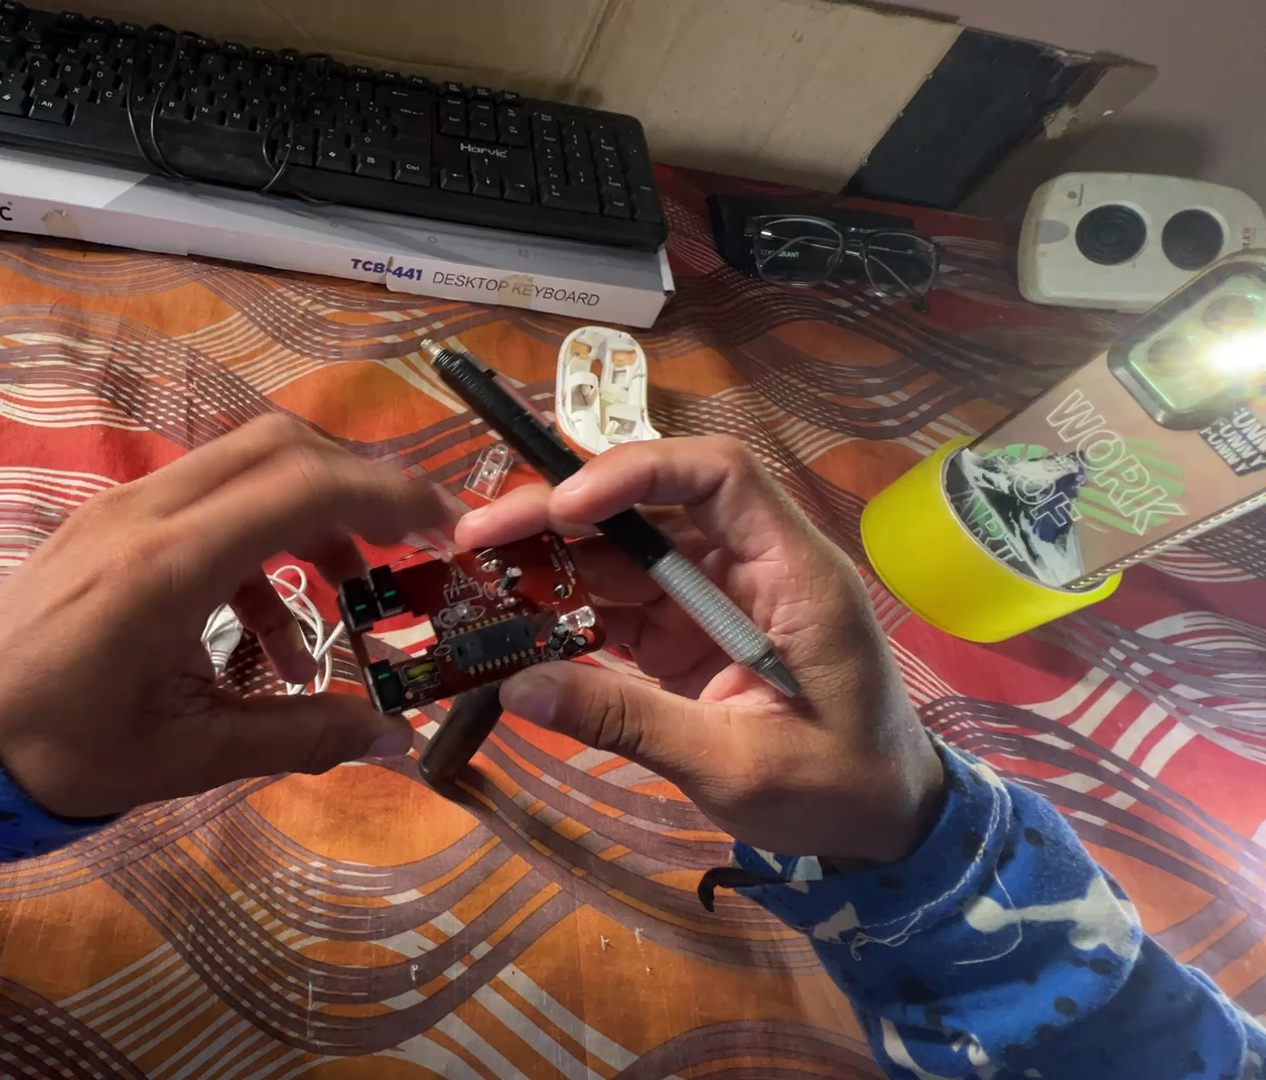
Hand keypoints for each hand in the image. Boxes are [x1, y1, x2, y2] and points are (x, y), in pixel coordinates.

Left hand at [0, 416, 452, 818]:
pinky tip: (267, 627)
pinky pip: (211, 501)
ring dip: (313, 516)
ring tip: (348, 595)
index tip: (446, 527)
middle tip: (411, 543)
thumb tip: (393, 738)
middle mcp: (150, 510)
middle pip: (281, 447)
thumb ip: (299, 738)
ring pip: (247, 465)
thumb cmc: (58, 749)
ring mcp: (128, 504)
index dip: (389, 494)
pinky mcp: (117, 517)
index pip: (302, 485)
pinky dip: (261, 546)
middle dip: (362, 486)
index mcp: (168, 565)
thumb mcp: (187, 756)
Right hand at [454, 436, 944, 865]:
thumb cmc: (837, 789)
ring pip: (613, 549)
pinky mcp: (676, 626)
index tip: (564, 508)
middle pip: (642, 507)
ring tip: (473, 572)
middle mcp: (741, 565)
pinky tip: (508, 614)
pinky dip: (557, 604)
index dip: (637, 473)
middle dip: (555, 514)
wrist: (877, 828)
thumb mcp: (734, 763)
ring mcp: (703, 594)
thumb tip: (516, 689)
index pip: (718, 476)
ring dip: (543, 557)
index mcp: (788, 573)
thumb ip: (627, 721)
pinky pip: (607, 599)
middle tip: (475, 535)